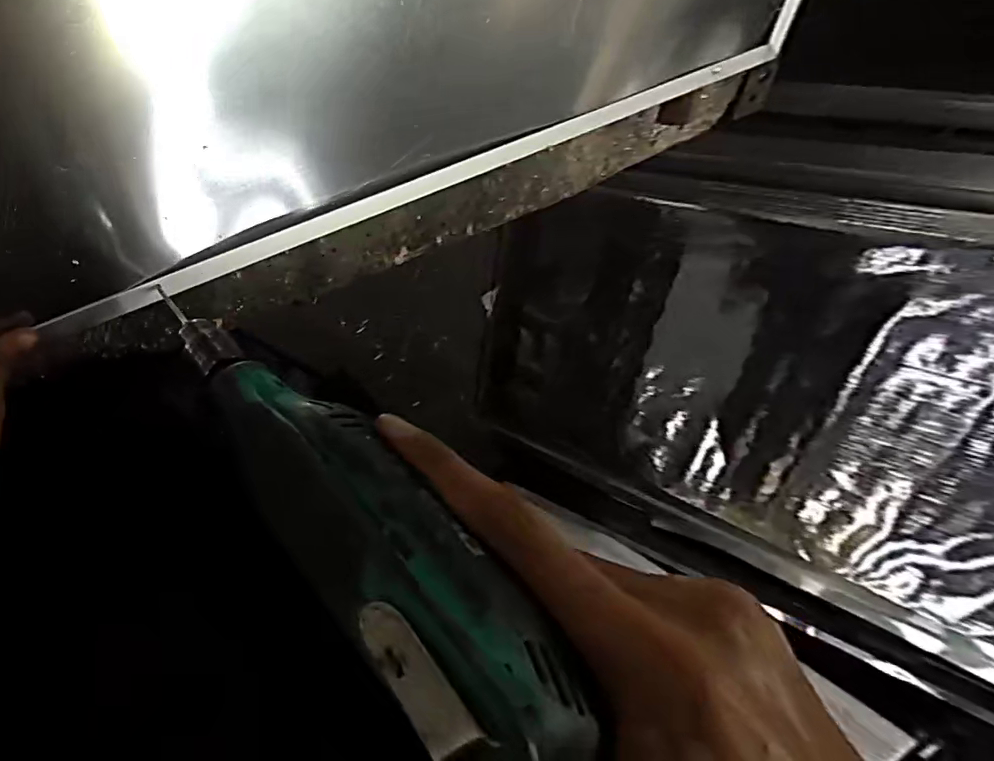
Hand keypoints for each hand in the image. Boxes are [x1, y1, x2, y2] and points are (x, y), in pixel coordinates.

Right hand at [377, 415, 856, 760]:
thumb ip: (523, 713)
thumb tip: (440, 685)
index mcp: (656, 655)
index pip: (522, 535)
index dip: (448, 474)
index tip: (395, 428)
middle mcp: (695, 612)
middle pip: (555, 558)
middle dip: (503, 568)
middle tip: (461, 595)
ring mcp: (729, 612)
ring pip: (596, 577)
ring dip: (557, 599)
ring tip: (545, 652)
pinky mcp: (747, 620)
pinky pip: (639, 595)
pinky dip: (604, 614)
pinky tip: (608, 662)